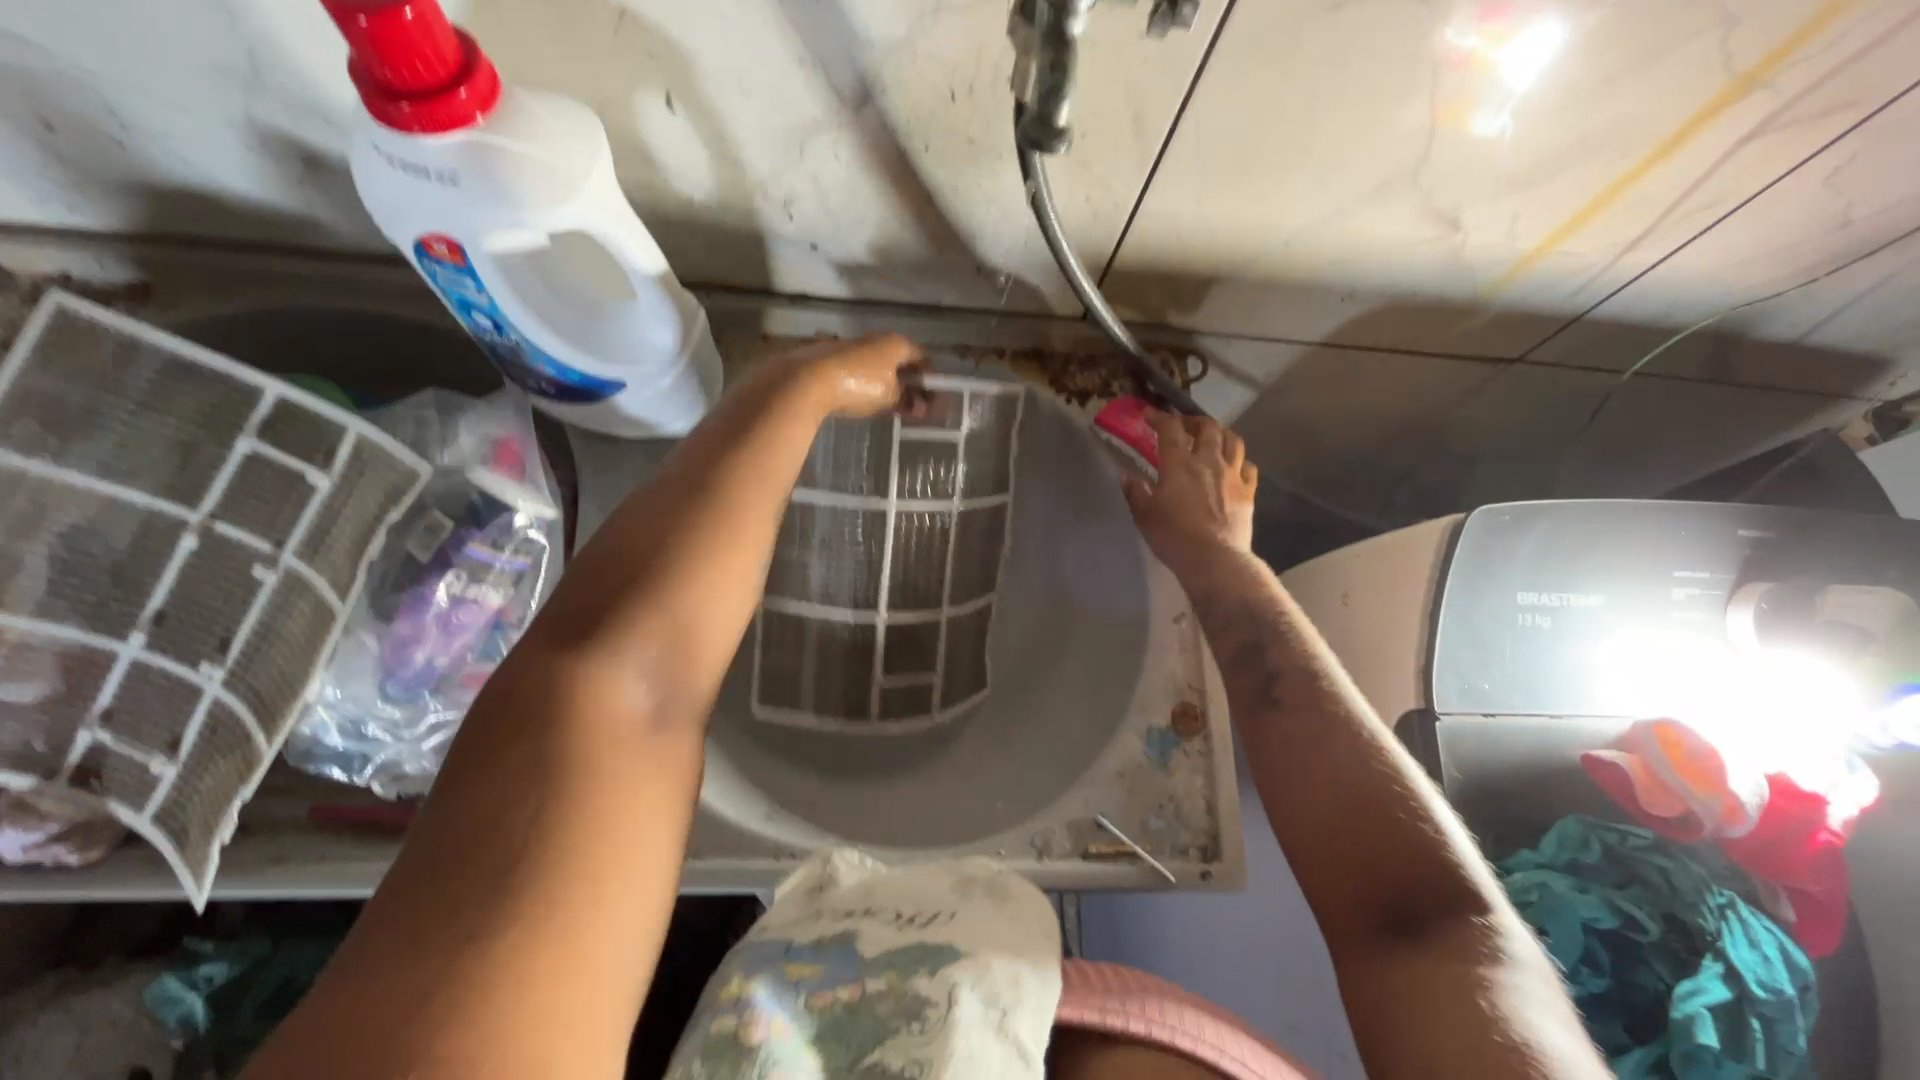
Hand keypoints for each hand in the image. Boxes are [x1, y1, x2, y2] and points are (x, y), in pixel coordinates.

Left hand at [769, 334, 926, 418]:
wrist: (806, 381)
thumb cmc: (859, 385)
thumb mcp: (890, 398)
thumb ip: (907, 400)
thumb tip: (921, 406)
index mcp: (894, 343)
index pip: (921, 356)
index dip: (929, 376)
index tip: (931, 396)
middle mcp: (872, 338)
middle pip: (896, 358)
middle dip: (904, 379)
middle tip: (909, 403)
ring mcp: (846, 344)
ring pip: (872, 362)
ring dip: (880, 380)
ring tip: (882, 403)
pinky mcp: (825, 355)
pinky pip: (851, 368)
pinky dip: (859, 381)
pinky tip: (855, 397)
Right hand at [1123, 410, 1257, 570]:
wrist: (1213, 558)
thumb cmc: (1173, 536)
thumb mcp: (1144, 515)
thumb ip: (1136, 492)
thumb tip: (1127, 476)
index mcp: (1179, 464)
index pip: (1170, 429)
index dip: (1159, 417)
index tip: (1149, 414)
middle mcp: (1209, 461)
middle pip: (1208, 427)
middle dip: (1194, 421)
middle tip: (1184, 427)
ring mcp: (1232, 475)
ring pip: (1233, 441)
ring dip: (1222, 434)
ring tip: (1213, 440)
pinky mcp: (1248, 492)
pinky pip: (1249, 468)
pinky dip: (1241, 462)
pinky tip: (1234, 468)